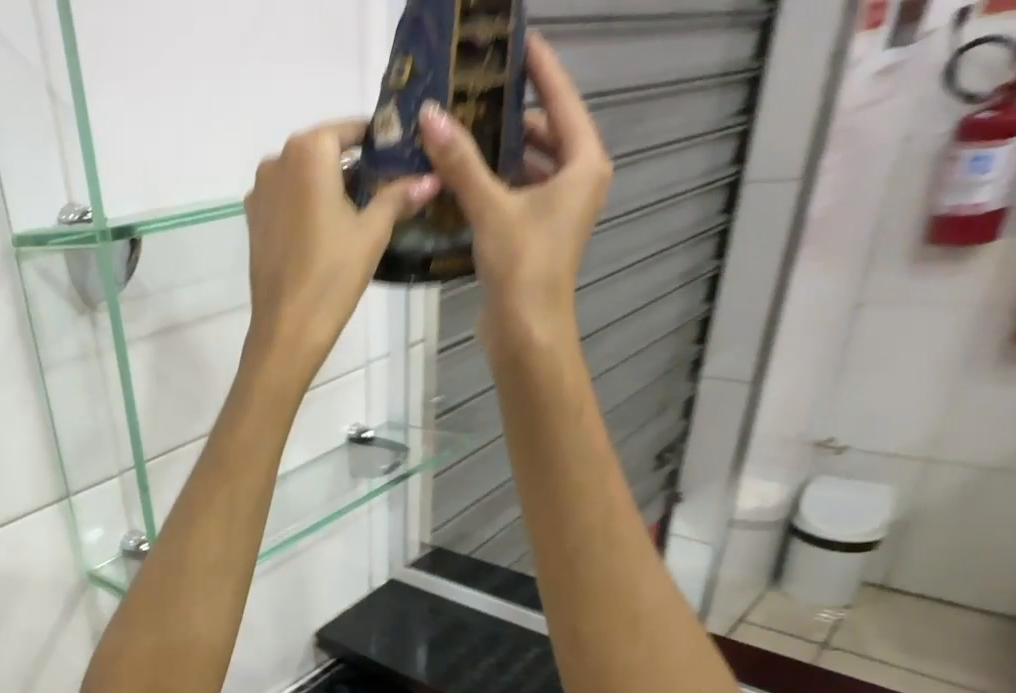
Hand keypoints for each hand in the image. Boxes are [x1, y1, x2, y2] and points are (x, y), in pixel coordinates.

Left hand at [242, 120, 439, 379]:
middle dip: (356, 162)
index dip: (380, 140)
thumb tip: (432, 178)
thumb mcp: (372, 230)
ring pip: (305, 174)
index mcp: (308, 151)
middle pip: (325, 150)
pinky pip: (289, 198)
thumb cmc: (333, 273)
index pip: (352, 129)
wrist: (287, 326)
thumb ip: (399, 196)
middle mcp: (277, 161)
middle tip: (391, 181)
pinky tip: (333, 225)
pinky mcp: (254, 219)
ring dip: (333, 183)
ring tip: (366, 205)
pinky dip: (310, 202)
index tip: (403, 154)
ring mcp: (260, 191)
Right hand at [417, 35, 611, 359]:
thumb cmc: (523, 265)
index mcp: (584, 165)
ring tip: (460, 129)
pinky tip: (461, 175)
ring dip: (498, 149)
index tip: (520, 41)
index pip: (561, 101)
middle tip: (474, 91)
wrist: (527, 329)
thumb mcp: (490, 206)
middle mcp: (578, 181)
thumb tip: (431, 115)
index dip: (541, 69)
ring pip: (529, 162)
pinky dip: (493, 178)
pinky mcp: (536, 231)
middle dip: (511, 112)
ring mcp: (558, 208)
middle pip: (546, 131)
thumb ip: (460, 161)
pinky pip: (516, 188)